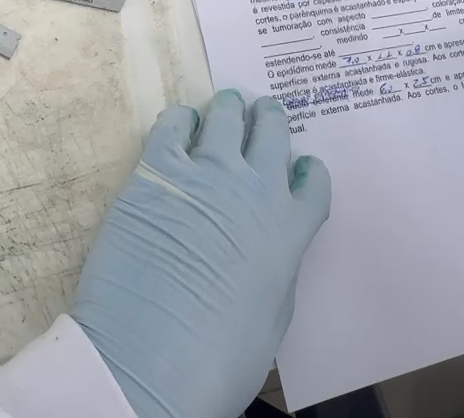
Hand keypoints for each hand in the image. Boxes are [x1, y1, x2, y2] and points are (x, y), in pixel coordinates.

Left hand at [74, 91, 330, 417]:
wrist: (150, 356)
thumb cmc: (217, 357)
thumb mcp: (271, 319)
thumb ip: (276, 269)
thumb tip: (269, 249)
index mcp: (289, 230)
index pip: (312, 181)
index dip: (305, 170)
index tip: (298, 164)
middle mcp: (255, 189)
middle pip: (271, 132)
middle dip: (268, 119)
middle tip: (261, 111)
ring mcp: (207, 172)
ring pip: (226, 116)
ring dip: (228, 108)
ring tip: (226, 105)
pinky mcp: (159, 167)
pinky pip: (173, 123)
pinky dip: (180, 118)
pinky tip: (180, 122)